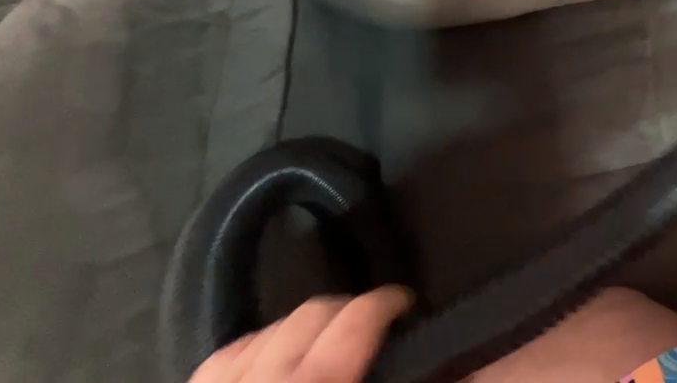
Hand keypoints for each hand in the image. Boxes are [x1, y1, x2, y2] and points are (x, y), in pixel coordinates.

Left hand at [190, 287, 410, 382]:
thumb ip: (418, 380)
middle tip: (372, 328)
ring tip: (320, 348)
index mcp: (317, 382)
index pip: (357, 320)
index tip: (408, 305)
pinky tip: (267, 363)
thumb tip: (457, 363)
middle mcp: (266, 380)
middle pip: (313, 314)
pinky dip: (251, 351)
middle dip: (348, 311)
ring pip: (265, 331)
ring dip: (300, 331)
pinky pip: (218, 360)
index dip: (389, 301)